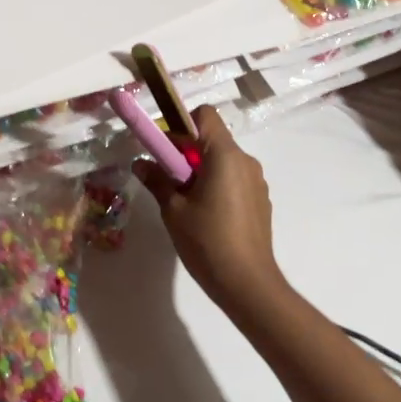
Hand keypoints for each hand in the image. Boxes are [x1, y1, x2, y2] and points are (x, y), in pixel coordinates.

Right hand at [132, 106, 286, 310]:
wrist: (249, 286)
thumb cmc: (208, 242)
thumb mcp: (173, 210)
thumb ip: (157, 180)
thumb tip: (140, 163)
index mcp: (224, 155)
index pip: (204, 115)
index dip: (182, 124)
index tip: (166, 148)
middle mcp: (245, 161)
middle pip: (212, 139)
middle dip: (186, 152)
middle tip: (166, 178)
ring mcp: (256, 181)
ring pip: (222, 161)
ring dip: (201, 170)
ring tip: (184, 202)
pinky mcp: (260, 200)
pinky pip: (234, 179)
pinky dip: (217, 185)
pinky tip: (206, 217)